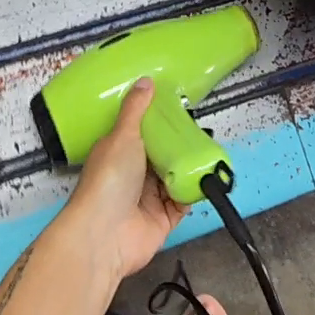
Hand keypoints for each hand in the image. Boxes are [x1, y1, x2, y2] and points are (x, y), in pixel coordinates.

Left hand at [62, 77, 192, 280]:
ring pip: (174, 177)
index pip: (142, 133)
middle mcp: (133, 174)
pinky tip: (205, 177)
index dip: (159, 122)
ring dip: (188, 167)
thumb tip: (145, 80)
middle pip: (161, 155)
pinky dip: (193, 191)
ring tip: (209, 150)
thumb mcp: (123, 135)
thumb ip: (136, 109)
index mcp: (119, 152)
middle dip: (178, 144)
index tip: (180, 109)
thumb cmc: (109, 178)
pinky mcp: (163, 219)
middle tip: (201, 130)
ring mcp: (148, 198)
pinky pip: (183, 202)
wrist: (104, 234)